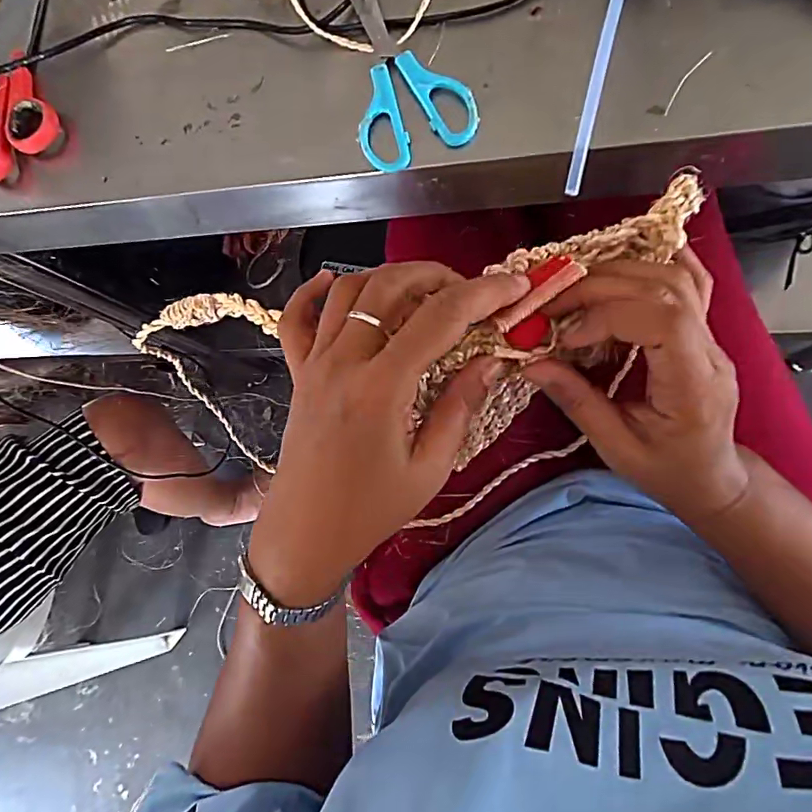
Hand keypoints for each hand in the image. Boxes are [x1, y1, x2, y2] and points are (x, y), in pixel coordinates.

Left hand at [248, 263, 531, 606]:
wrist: (303, 535)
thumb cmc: (369, 511)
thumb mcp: (429, 468)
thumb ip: (460, 406)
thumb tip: (491, 360)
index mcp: (380, 387)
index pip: (439, 317)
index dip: (483, 294)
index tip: (514, 286)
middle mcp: (344, 362)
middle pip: (390, 286)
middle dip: (438, 276)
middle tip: (471, 292)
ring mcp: (315, 363)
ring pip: (348, 290)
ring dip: (390, 277)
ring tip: (425, 290)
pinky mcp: (299, 372)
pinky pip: (297, 318)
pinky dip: (313, 291)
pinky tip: (334, 280)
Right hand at [522, 248, 751, 521]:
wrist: (713, 478)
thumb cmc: (669, 471)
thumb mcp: (617, 449)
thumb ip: (578, 402)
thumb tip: (533, 363)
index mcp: (694, 386)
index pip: (663, 322)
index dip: (608, 315)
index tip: (567, 337)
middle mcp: (711, 352)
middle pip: (663, 289)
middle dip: (599, 287)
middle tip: (553, 304)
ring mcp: (713, 336)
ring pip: (675, 276)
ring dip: (617, 272)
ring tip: (575, 288)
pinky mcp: (704, 329)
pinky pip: (691, 281)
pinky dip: (655, 263)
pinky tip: (625, 262)